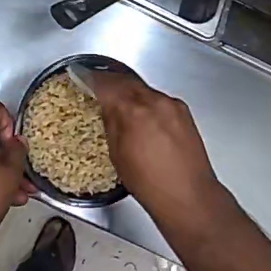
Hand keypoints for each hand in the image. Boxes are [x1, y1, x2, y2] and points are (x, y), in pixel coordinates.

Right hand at [84, 71, 221, 221]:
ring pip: (143, 89)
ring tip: (120, 103)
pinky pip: (159, 99)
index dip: (90, 78)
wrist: (188, 195)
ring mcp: (171, 105)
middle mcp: (153, 102)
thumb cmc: (150, 183)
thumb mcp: (117, 154)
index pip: (105, 83)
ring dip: (129, 91)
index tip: (82, 75)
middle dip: (110, 81)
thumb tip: (106, 108)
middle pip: (125, 81)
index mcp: (131, 111)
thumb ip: (111, 123)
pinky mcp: (184, 112)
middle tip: (98, 84)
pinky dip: (147, 102)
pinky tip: (143, 115)